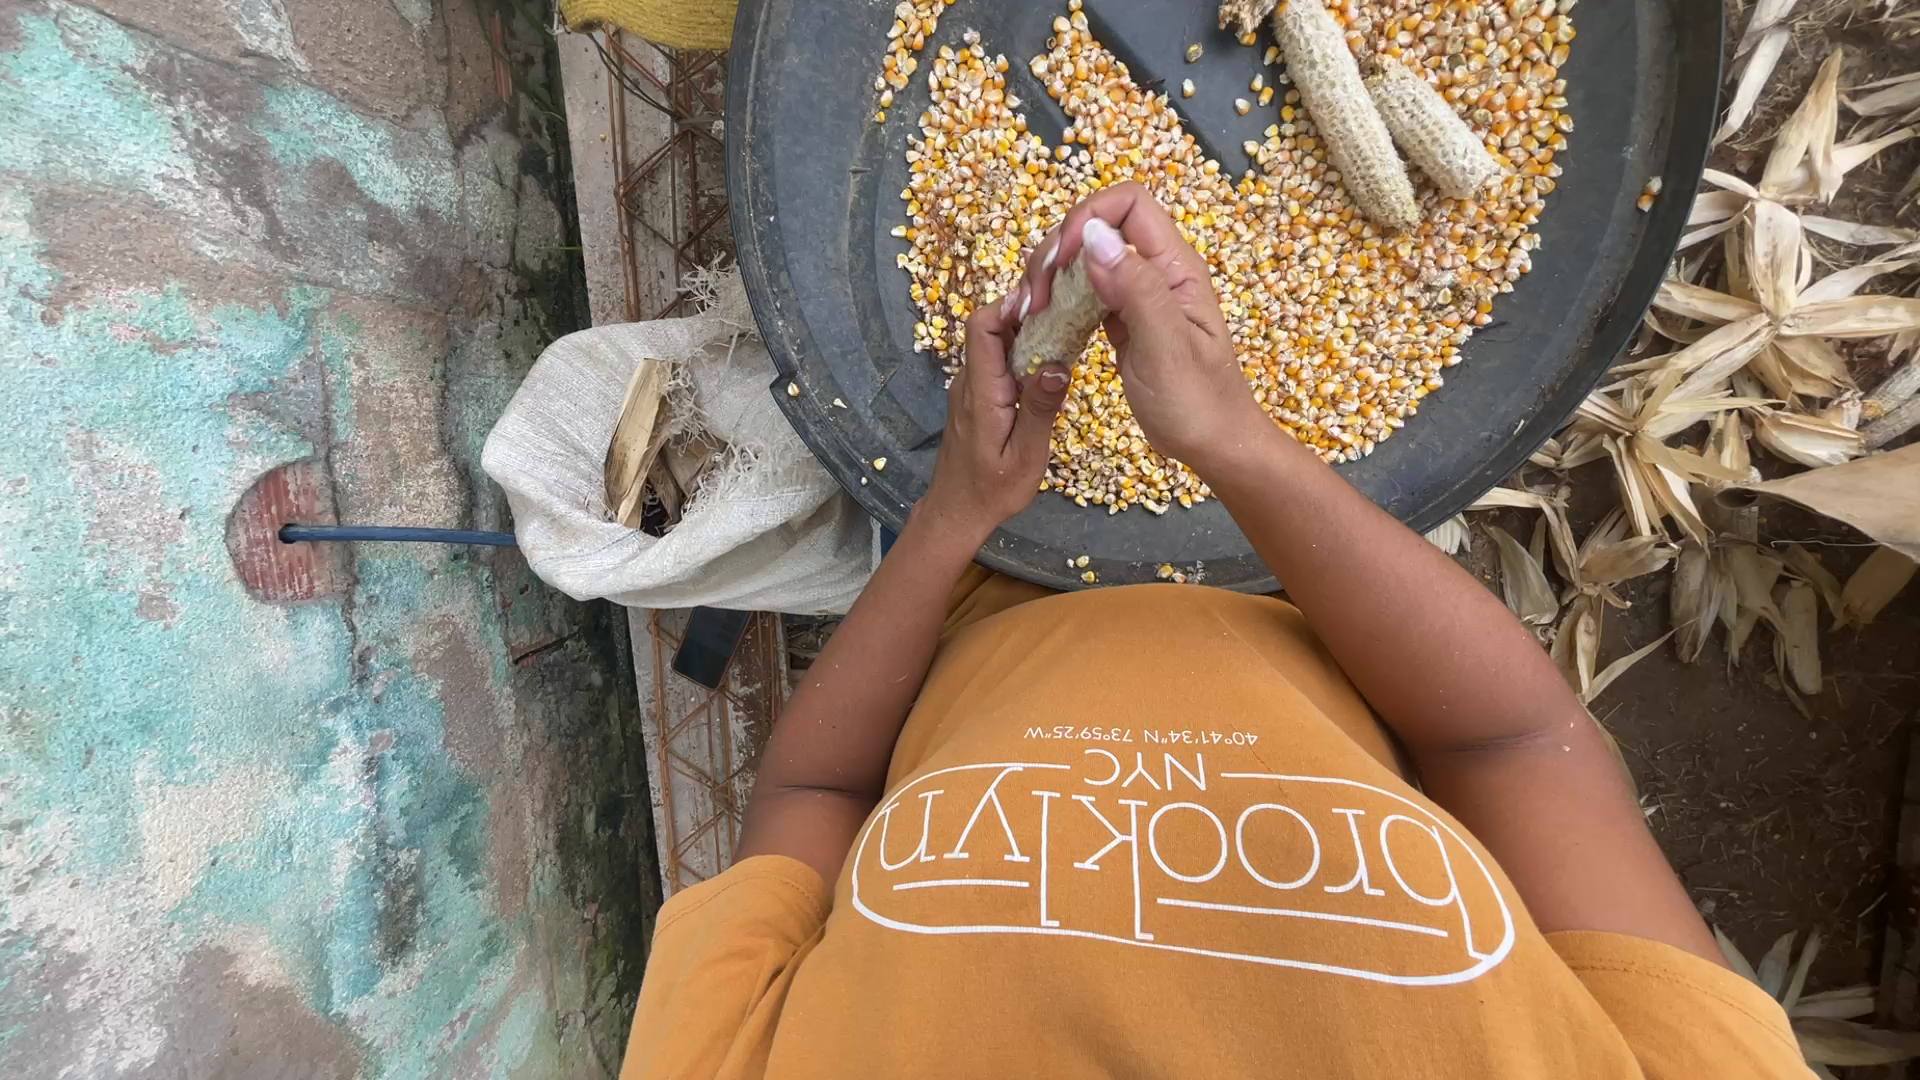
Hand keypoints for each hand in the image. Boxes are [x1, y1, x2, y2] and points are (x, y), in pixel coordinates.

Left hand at [920, 299, 1070, 541]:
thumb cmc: (992, 491)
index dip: (1011, 304)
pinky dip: (1023, 357)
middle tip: (1069, 313)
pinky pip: (998, 364)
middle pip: (991, 328)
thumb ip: (1039, 409)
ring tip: (1067, 335)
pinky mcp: (977, 399)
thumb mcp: (1025, 457)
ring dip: (1029, 335)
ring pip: (996, 345)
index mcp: (981, 391)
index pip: (982, 326)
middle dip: (1028, 314)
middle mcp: (970, 382)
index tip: (1048, 301)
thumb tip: (1059, 363)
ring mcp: (970, 389)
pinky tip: (1049, 367)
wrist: (957, 512)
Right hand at [1020, 182, 1279, 474]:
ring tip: (1033, 312)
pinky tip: (1045, 324)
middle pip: (1098, 229)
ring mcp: (1137, 298)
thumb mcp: (1166, 346)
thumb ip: (1135, 289)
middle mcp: (1155, 273)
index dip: (1087, 219)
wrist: (1212, 443)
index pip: (1128, 205)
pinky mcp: (1122, 323)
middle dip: (1058, 251)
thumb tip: (1093, 236)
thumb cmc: (1196, 402)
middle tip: (1035, 299)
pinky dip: (1059, 302)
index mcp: (1175, 268)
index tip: (1060, 263)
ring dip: (1052, 277)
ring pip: (1086, 262)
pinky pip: (1085, 296)